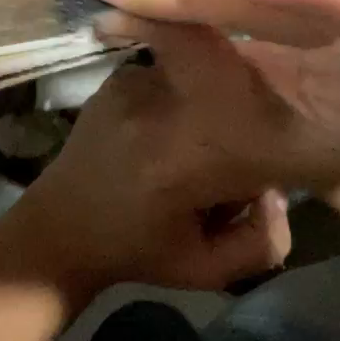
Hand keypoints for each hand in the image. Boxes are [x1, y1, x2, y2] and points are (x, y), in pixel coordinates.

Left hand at [0, 57, 292, 294]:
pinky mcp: (122, 72)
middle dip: (249, 116)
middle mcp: (165, 103)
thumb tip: (278, 191)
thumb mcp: (204, 268)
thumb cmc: (135, 249)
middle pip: (238, 88)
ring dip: (212, 103)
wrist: (60, 227)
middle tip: (226, 155)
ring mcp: (140, 79)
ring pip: (206, 76)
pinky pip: (174, 72)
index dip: (279, 146)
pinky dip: (181, 94)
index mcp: (188, 155)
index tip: (263, 173)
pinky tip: (161, 127)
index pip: (264, 128)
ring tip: (187, 141)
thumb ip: (262, 240)